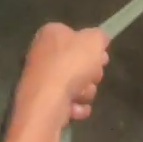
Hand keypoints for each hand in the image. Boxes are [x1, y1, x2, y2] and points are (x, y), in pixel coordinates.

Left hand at [7, 23, 108, 141]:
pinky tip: (76, 107)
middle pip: (77, 62)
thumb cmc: (71, 64)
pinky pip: (68, 101)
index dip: (92, 47)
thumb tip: (99, 40)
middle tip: (93, 76)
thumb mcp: (94, 40)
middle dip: (91, 73)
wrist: (47, 100)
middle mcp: (42, 54)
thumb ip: (100, 36)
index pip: (76, 35)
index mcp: (50, 34)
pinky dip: (76, 106)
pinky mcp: (42, 101)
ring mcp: (40, 79)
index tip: (102, 57)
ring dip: (86, 91)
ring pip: (76, 84)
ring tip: (80, 94)